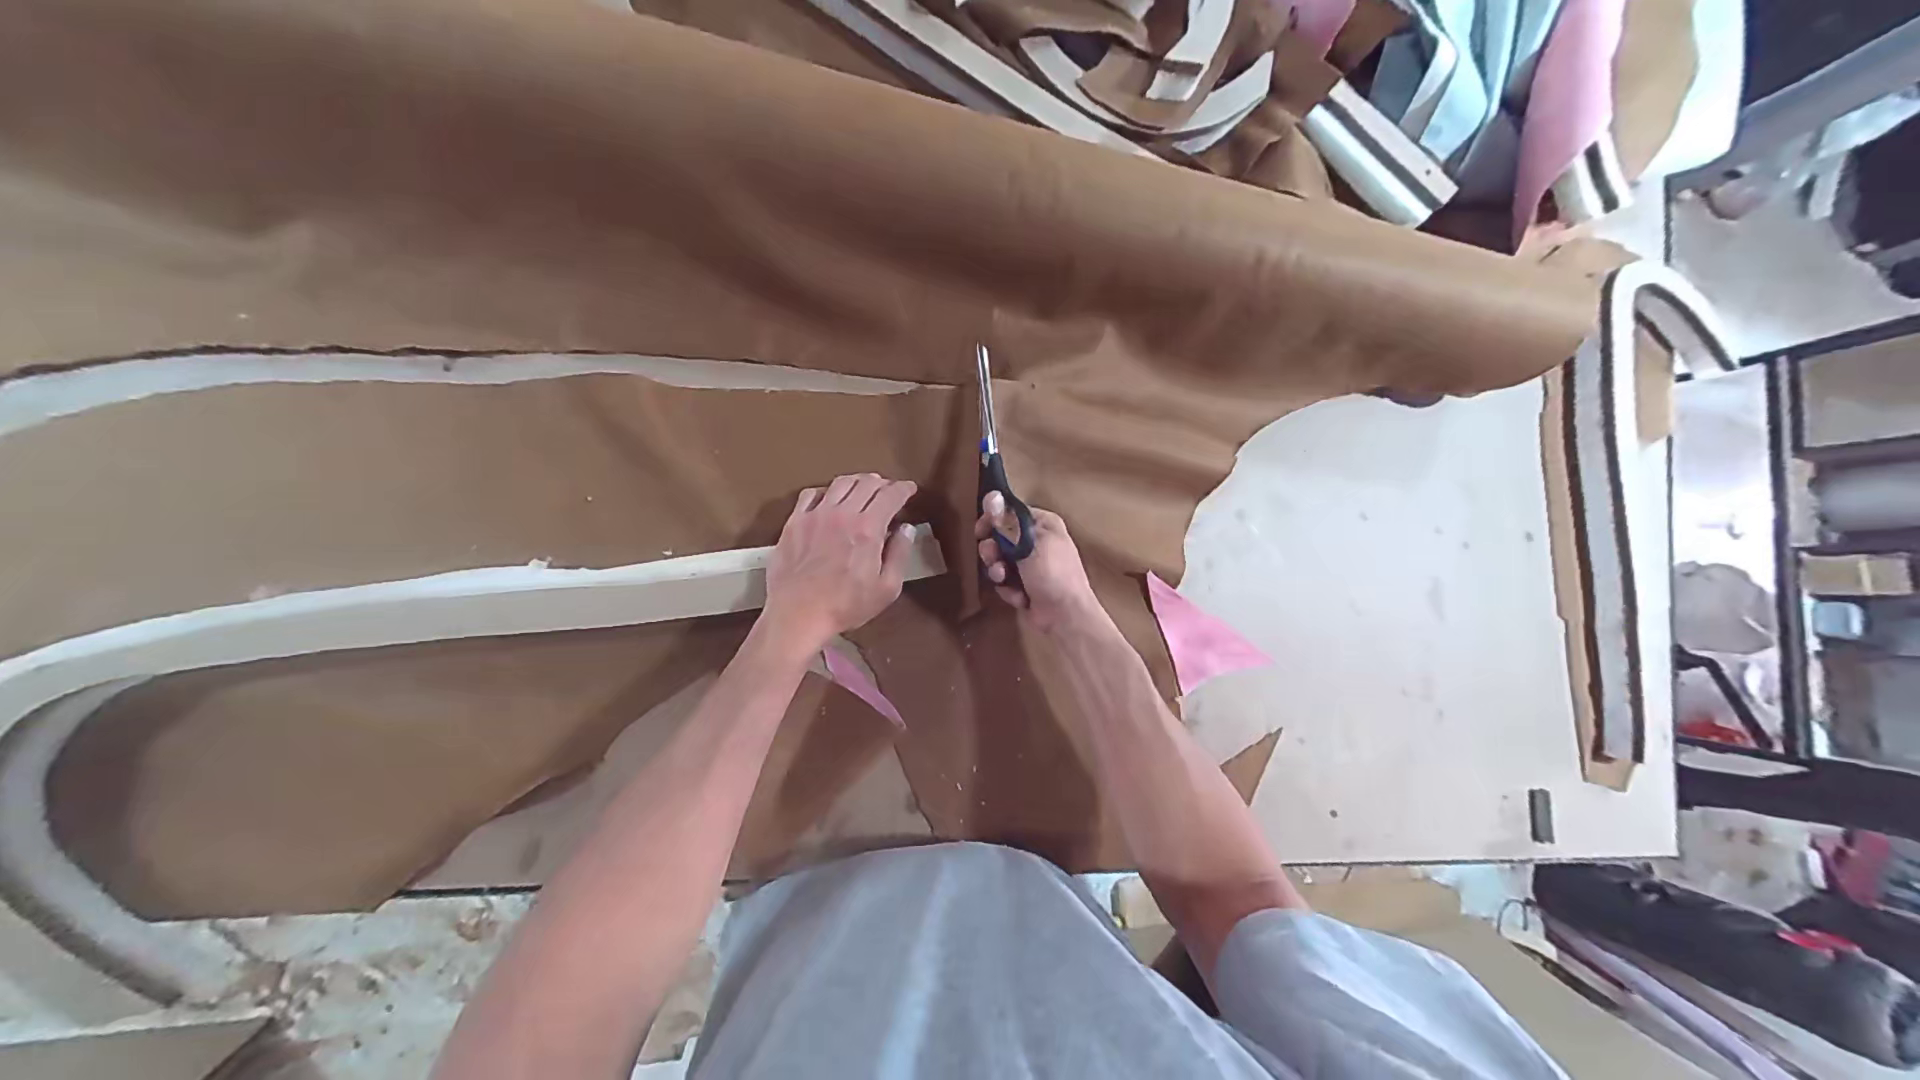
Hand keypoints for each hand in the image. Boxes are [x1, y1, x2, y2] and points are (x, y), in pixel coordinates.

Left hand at [761, 473, 918, 651]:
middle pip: (867, 482)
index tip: (909, 489)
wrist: (797, 613)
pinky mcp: (795, 522)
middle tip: (889, 490)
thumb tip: (906, 530)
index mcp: (868, 529)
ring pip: (841, 483)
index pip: (891, 495)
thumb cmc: (844, 606)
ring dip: (857, 481)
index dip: (904, 489)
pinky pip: (811, 494)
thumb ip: (899, 555)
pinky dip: (827, 491)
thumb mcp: (886, 588)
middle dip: (883, 483)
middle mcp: (843, 514)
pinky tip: (830, 499)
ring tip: (863, 489)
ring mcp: (816, 515)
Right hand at [977, 492, 1101, 631]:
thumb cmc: (1052, 573)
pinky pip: (1006, 582)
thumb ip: (1007, 522)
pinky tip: (1021, 597)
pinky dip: (1010, 590)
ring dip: (999, 572)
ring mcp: (1032, 566)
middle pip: (1001, 538)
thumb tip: (992, 494)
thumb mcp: (1028, 544)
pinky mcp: (1026, 586)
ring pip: (1000, 562)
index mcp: (1044, 524)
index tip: (981, 531)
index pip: (1011, 513)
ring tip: (1005, 580)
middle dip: (993, 551)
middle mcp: (1038, 541)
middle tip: (993, 558)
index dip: (994, 521)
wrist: (1066, 615)